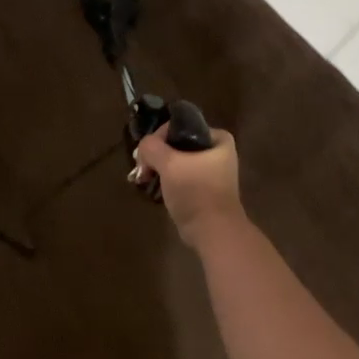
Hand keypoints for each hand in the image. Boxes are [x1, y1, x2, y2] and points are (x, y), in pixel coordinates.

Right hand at [136, 124, 245, 249]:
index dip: (158, 138)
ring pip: (176, 162)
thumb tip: (144, 146)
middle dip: (156, 155)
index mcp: (217, 139)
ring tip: (142, 179)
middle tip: (141, 169)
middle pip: (177, 144)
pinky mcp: (203, 190)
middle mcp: (217, 152)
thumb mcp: (170, 164)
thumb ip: (152, 147)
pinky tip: (151, 187)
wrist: (213, 231)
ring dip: (158, 168)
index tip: (144, 156)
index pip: (179, 127)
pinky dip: (166, 181)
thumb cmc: (195, 192)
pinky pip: (180, 177)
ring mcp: (210, 172)